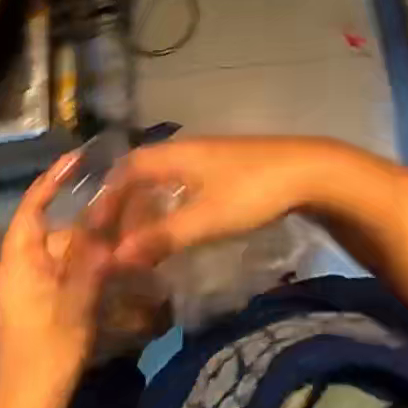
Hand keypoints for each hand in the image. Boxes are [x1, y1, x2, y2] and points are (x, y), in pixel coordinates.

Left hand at [0, 151, 112, 391]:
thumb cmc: (46, 354)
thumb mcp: (76, 304)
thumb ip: (91, 261)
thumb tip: (105, 224)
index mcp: (18, 265)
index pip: (31, 210)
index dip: (51, 181)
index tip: (76, 159)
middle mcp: (18, 273)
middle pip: (53, 233)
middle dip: (84, 221)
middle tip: (121, 210)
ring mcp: (27, 294)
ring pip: (61, 257)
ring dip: (89, 248)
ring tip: (123, 240)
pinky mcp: (38, 312)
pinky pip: (63, 277)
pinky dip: (85, 269)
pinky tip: (112, 275)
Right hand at [102, 137, 361, 267]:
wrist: (312, 171)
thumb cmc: (254, 191)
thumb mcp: (206, 218)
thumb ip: (162, 237)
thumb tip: (115, 257)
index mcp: (177, 155)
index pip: (128, 169)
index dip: (107, 197)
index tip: (95, 229)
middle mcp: (190, 150)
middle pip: (145, 170)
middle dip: (126, 202)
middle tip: (116, 237)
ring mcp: (213, 157)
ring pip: (168, 177)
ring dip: (151, 204)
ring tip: (143, 236)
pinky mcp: (232, 168)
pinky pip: (189, 182)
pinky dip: (175, 203)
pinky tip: (182, 224)